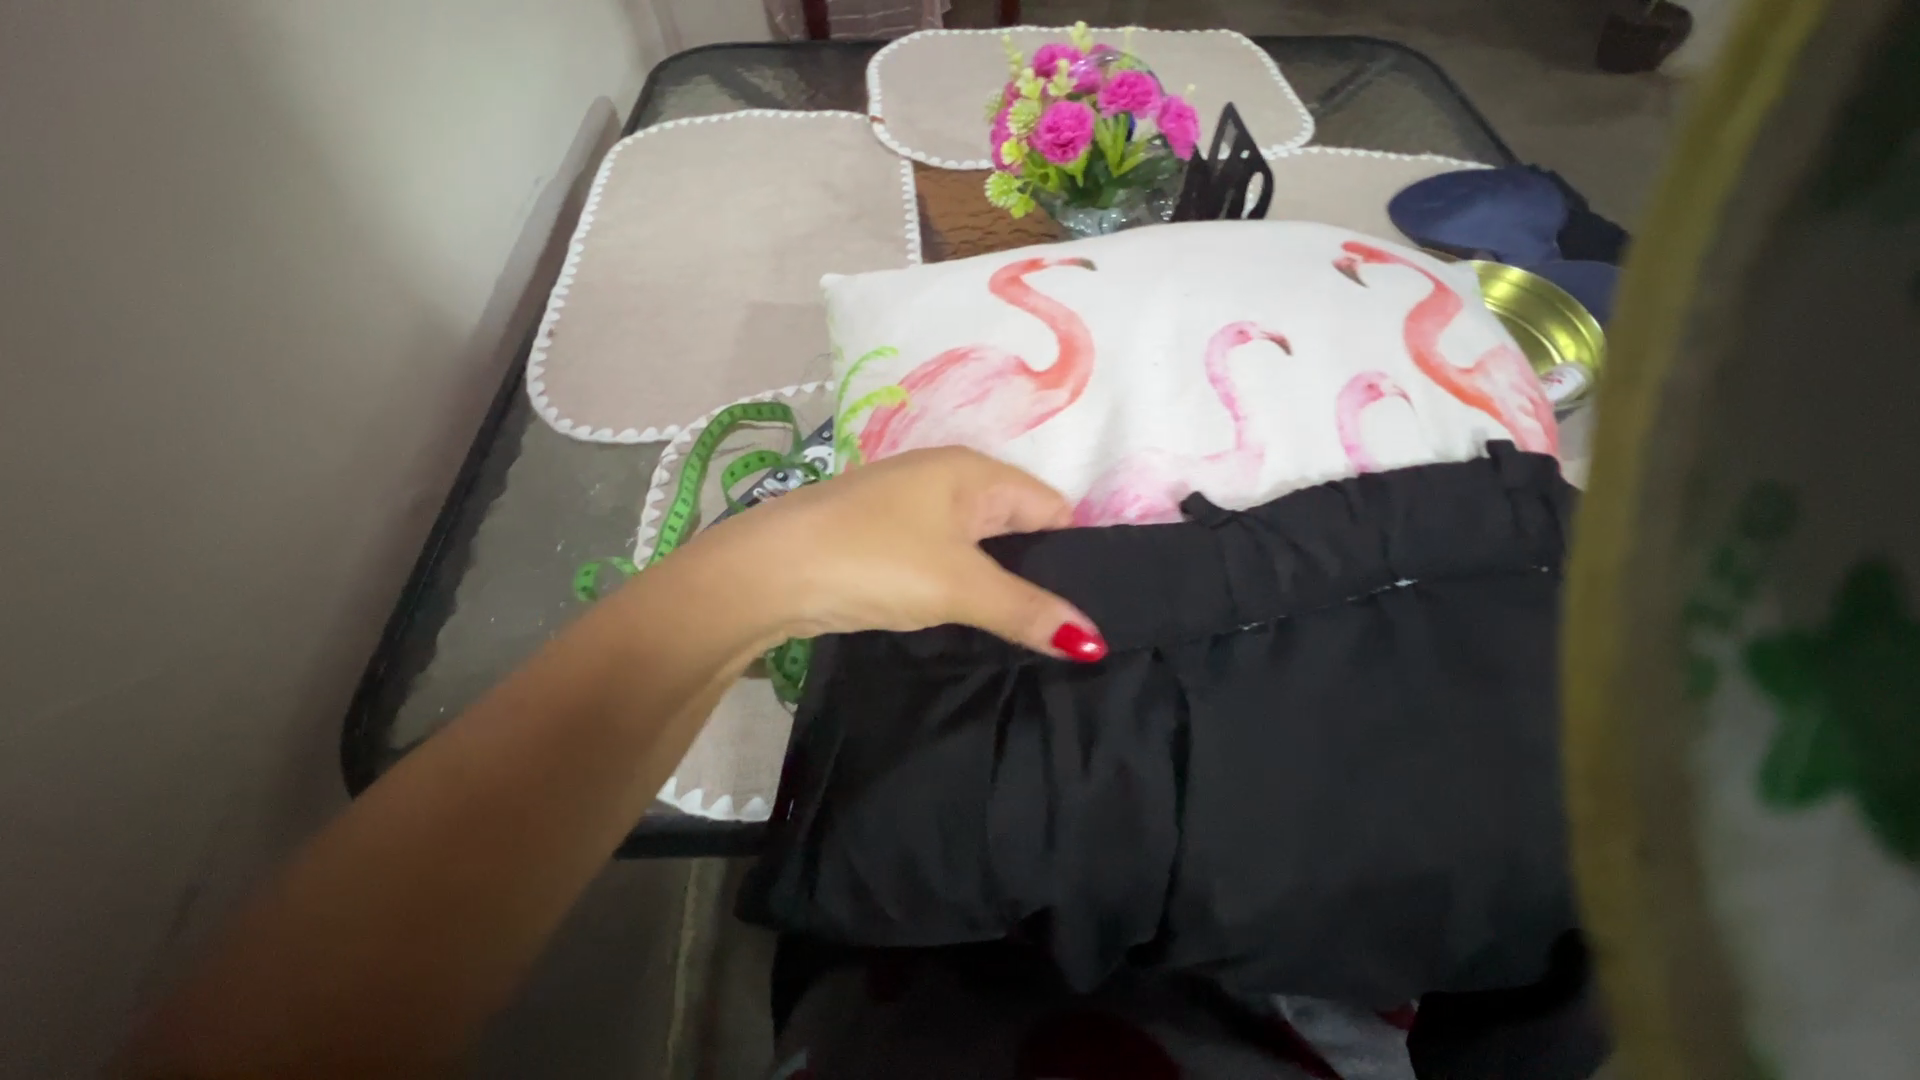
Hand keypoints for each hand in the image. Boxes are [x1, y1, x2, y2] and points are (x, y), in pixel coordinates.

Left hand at [688, 448, 1106, 660]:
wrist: (765, 572)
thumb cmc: (873, 561)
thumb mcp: (959, 586)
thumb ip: (1028, 611)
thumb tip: (1094, 641)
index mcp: (974, 471)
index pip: (1052, 507)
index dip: (1076, 556)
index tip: (1094, 610)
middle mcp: (946, 479)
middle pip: (1017, 526)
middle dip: (1040, 575)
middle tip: (1066, 632)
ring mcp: (911, 508)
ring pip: (979, 548)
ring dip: (1000, 587)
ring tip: (1029, 636)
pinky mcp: (885, 539)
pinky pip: (945, 560)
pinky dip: (962, 589)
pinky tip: (971, 622)